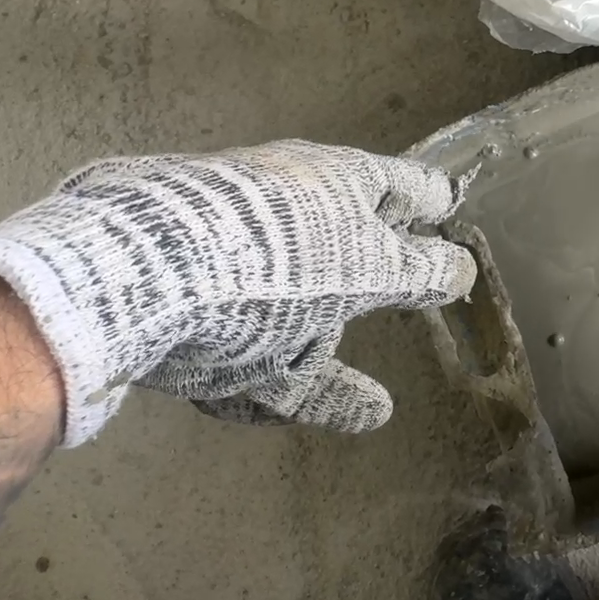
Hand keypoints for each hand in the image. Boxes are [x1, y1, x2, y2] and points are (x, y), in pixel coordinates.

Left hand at [0, 140, 475, 444]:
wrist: (136, 279)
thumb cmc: (280, 257)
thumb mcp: (370, 268)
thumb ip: (420, 272)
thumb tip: (462, 269)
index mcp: (337, 181)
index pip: (405, 185)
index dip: (433, 200)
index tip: (449, 209)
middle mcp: (285, 210)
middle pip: (343, 243)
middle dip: (371, 272)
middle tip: (402, 294)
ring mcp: (231, 258)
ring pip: (293, 306)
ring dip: (325, 350)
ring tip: (368, 403)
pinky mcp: (187, 311)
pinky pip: (251, 353)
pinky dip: (290, 386)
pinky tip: (346, 418)